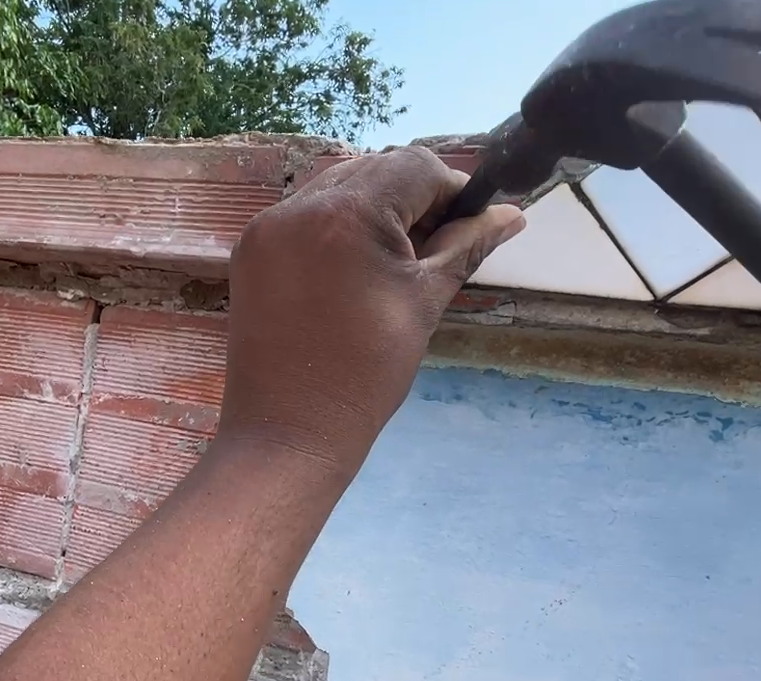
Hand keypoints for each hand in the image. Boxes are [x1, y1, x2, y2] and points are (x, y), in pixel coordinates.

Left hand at [219, 147, 524, 477]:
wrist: (288, 433)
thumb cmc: (363, 376)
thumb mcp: (422, 305)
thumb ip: (465, 249)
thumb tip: (511, 213)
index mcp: (345, 214)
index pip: (413, 166)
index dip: (451, 191)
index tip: (467, 227)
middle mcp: (296, 207)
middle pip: (371, 172)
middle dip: (410, 201)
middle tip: (430, 253)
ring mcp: (265, 230)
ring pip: (333, 191)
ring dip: (370, 213)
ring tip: (388, 268)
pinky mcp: (249, 254)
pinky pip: (301, 220)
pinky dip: (331, 231)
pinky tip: (348, 274)